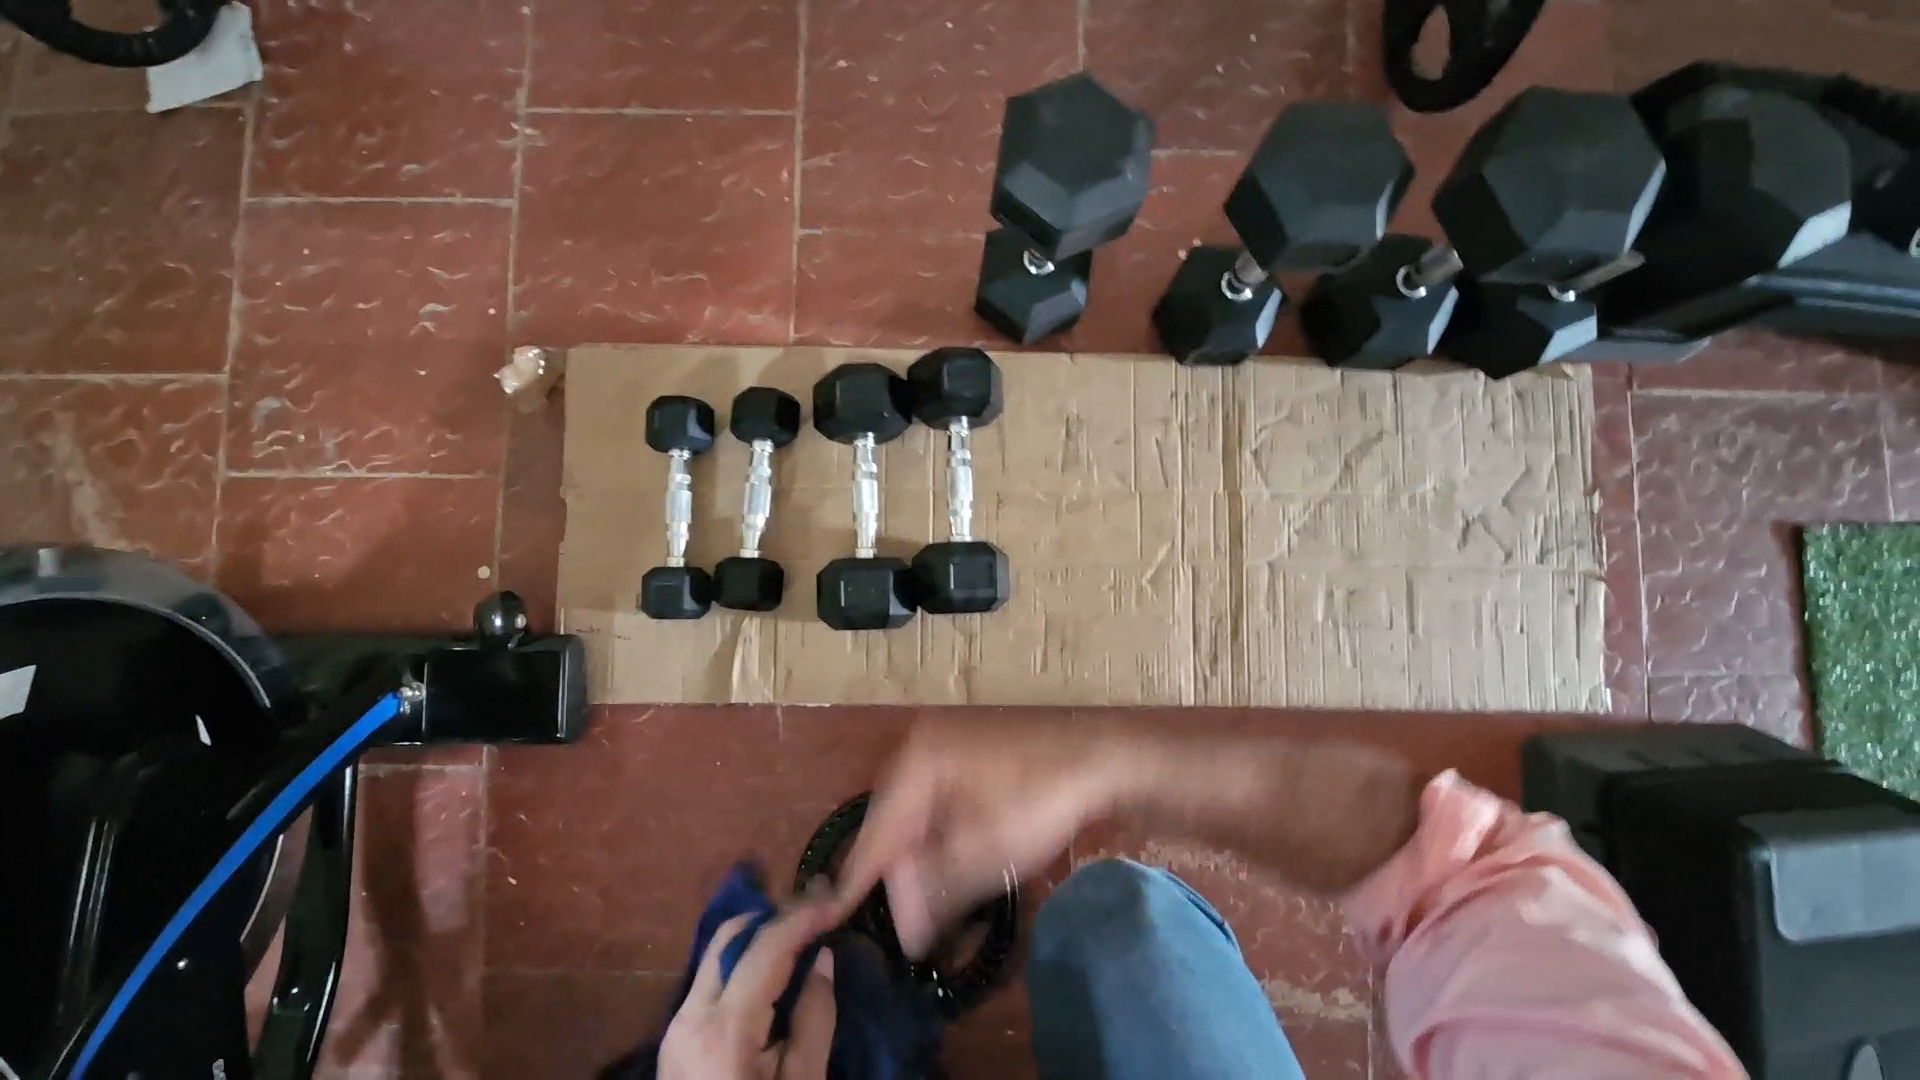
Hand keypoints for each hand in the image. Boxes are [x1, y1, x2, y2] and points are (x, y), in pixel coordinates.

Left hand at [659, 902, 838, 1079]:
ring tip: (802, 928)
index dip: (802, 915)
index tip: (834, 895)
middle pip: (730, 937)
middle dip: (776, 915)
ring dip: (758, 934)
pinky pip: (710, 979)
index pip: (765, 947)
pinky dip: (742, 960)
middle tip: (818, 906)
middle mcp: (689, 1016)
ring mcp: (675, 1027)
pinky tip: (773, 963)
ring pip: (717, 954)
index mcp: (724, 1030)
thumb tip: (824, 959)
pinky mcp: (675, 1040)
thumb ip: (815, 1018)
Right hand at [834, 716, 1129, 955]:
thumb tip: (903, 930)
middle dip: (898, 875)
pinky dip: (941, 839)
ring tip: (925, 905)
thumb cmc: (1039, 800)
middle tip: (902, 923)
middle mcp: (921, 747)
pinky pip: (940, 804)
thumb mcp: (983, 853)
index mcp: (915, 761)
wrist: (1103, 759)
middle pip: (894, 822)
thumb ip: (933, 890)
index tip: (833, 922)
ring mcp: (948, 747)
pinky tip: (950, 868)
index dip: (858, 881)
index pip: (875, 832)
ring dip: (922, 860)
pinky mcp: (971, 757)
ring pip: (918, 814)